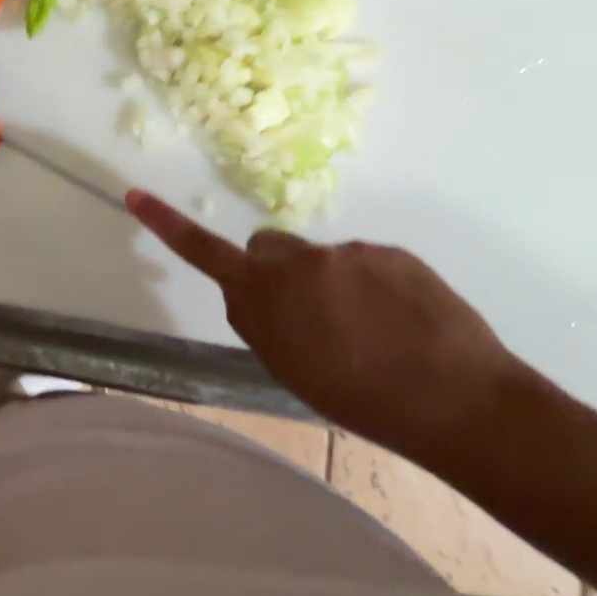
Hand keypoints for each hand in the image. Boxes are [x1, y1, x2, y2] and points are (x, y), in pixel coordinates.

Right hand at [125, 190, 532, 456]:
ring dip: (330, 285)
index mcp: (266, 290)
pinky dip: (372, 287)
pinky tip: (398, 324)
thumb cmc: (360, 396)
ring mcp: (351, 251)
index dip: (165, 223)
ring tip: (369, 332)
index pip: (204, 250)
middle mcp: (301, 258)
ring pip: (321, 260)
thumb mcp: (286, 366)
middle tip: (307, 318)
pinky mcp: (395, 254)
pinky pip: (366, 264)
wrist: (461, 402)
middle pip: (268, 249)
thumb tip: (244, 291)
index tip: (135, 194)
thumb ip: (254, 320)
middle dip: (275, 272)